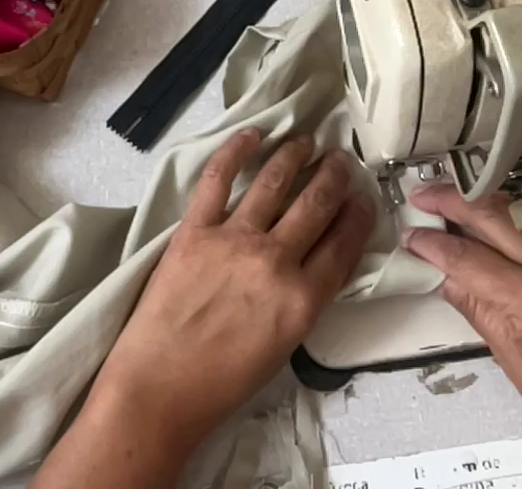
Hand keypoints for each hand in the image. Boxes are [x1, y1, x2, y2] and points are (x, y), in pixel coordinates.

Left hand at [34, 127, 375, 486]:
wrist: (159, 388)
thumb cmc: (223, 381)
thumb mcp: (284, 346)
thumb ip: (305, 297)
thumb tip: (318, 257)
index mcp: (302, 300)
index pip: (343, 243)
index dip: (357, 214)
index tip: (362, 195)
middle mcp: (275, 261)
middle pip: (316, 204)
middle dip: (334, 175)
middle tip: (340, 157)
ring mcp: (234, 240)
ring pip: (274, 182)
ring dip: (295, 155)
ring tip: (307, 140)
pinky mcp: (195, 229)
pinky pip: (218, 178)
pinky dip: (236, 150)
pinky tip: (253, 133)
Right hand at [403, 185, 521, 488]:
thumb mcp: (519, 369)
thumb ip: (480, 312)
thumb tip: (445, 277)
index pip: (468, 258)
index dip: (432, 244)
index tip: (409, 237)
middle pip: (493, 215)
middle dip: (451, 200)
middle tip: (421, 196)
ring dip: (483, 200)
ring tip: (452, 198)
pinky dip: (515, 214)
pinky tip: (497, 221)